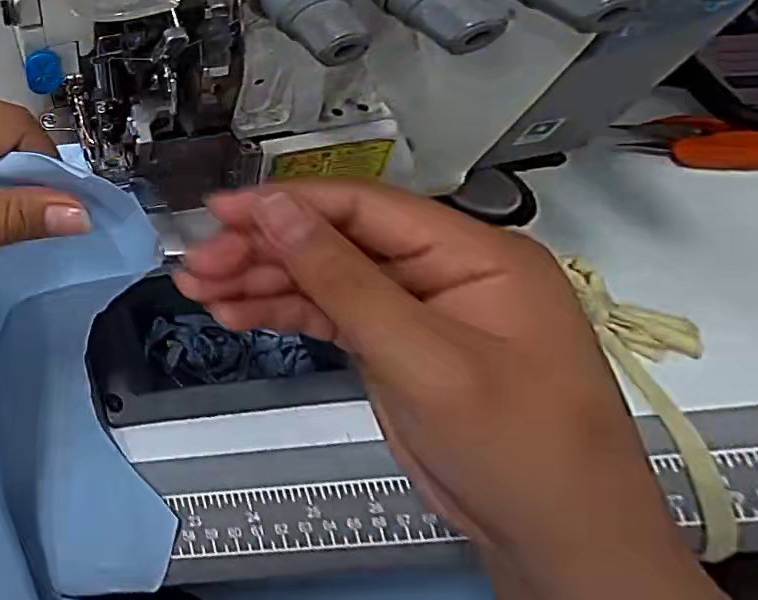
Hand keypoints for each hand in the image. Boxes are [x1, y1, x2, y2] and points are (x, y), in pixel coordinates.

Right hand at [174, 181, 720, 598]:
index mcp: (472, 253)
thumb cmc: (520, 454)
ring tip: (199, 289)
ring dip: (254, 280)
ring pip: (313, 272)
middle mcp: (435, 266)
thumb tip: (275, 207)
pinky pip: (318, 307)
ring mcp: (406, 302)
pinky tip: (232, 312)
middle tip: (199, 264)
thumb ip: (342, 278)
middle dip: (258, 250)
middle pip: (326, 238)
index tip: (220, 210)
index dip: (284, 203)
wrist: (559, 553)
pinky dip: (274, 309)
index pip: (360, 206)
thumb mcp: (424, 360)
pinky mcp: (383, 335)